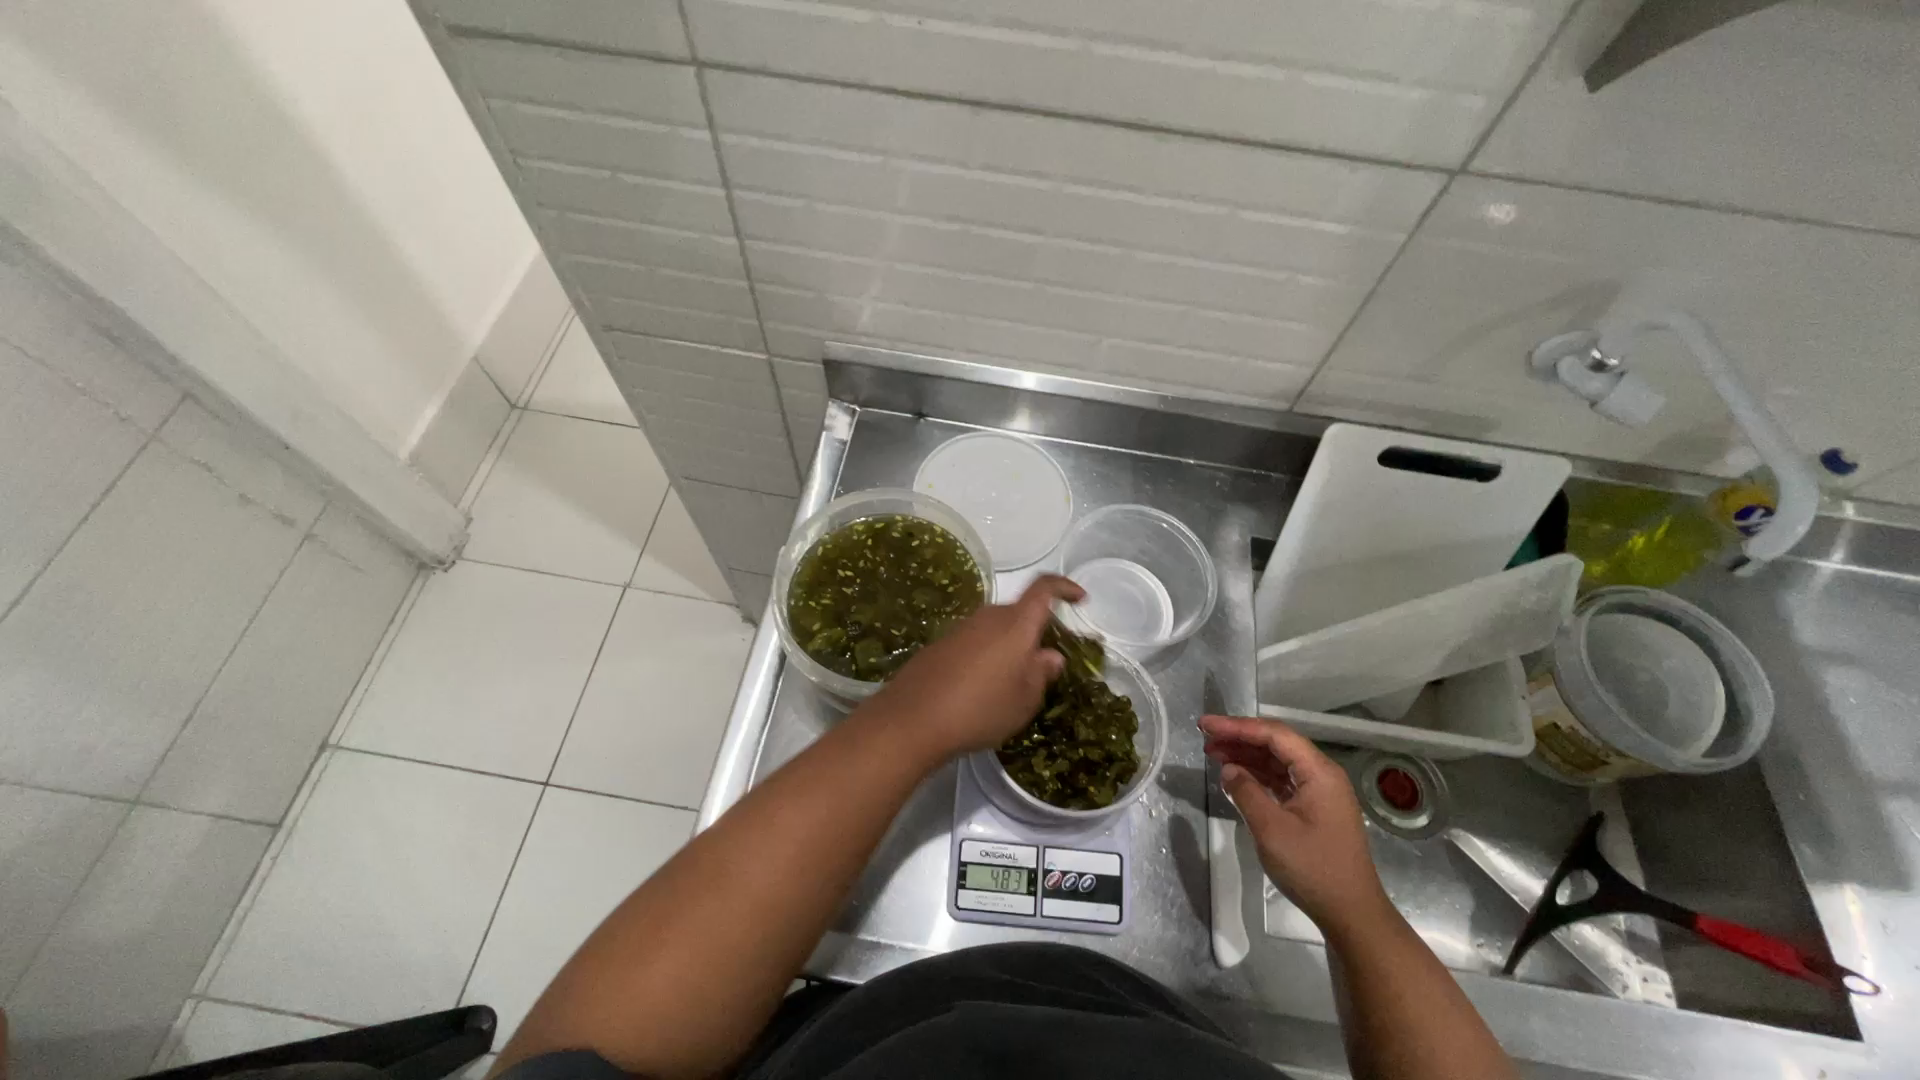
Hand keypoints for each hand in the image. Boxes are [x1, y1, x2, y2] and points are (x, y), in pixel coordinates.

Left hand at [862, 575, 1085, 760]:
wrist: (913, 720)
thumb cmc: (980, 709)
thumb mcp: (1024, 700)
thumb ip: (1042, 673)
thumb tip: (1051, 655)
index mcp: (1016, 625)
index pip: (1044, 589)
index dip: (1064, 587)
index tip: (1079, 598)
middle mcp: (988, 618)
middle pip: (1019, 613)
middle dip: (1034, 632)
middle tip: (1042, 665)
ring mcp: (960, 629)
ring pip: (995, 630)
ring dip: (1008, 648)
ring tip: (1010, 684)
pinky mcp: (939, 645)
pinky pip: (973, 643)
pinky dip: (985, 657)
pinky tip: (980, 689)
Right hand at [1201, 714, 1391, 936]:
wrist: (1351, 912)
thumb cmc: (1312, 868)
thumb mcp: (1271, 829)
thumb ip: (1246, 792)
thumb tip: (1228, 769)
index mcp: (1319, 772)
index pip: (1274, 735)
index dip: (1237, 726)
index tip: (1205, 726)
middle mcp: (1322, 776)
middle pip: (1277, 745)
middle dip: (1240, 739)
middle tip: (1205, 739)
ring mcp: (1320, 794)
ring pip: (1279, 763)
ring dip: (1247, 757)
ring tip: (1214, 755)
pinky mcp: (1315, 810)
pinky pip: (1283, 781)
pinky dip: (1258, 776)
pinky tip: (1237, 778)